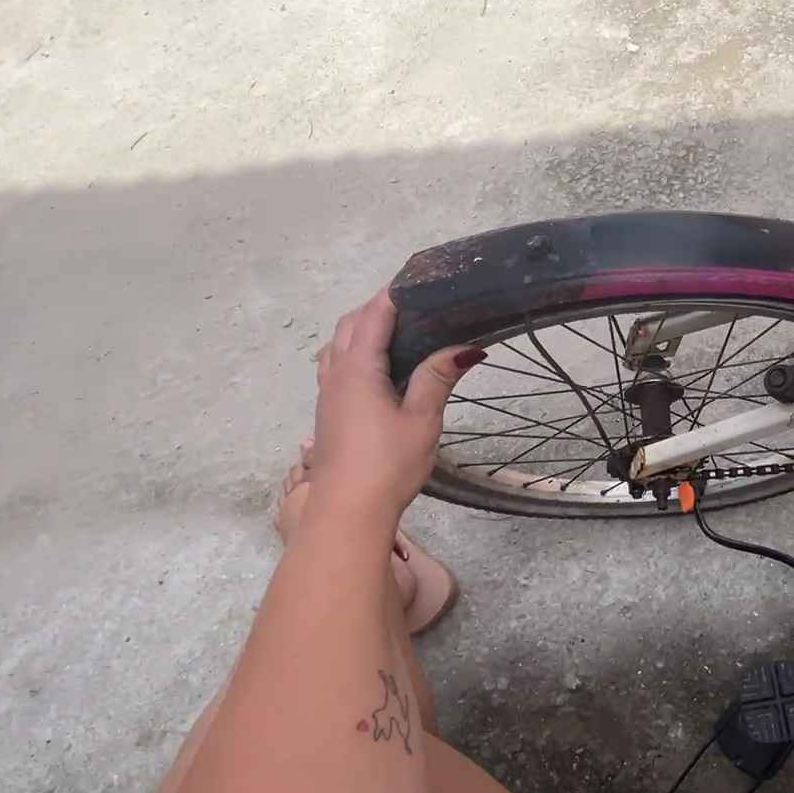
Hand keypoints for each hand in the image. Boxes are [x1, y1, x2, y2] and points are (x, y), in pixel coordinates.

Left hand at [308, 289, 481, 526]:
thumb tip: (465, 347)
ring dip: (358, 329)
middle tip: (410, 302)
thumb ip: (438, 378)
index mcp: (358, 370)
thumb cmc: (388, 463)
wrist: (348, 512)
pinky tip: (371, 367)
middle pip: (347, 327)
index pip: (372, 318)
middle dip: (373, 308)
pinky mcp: (329, 414)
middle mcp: (337, 376)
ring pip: (335, 347)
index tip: (416, 280)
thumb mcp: (422, 419)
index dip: (392, 296)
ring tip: (390, 328)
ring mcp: (328, 396)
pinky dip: (350, 351)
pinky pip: (334, 366)